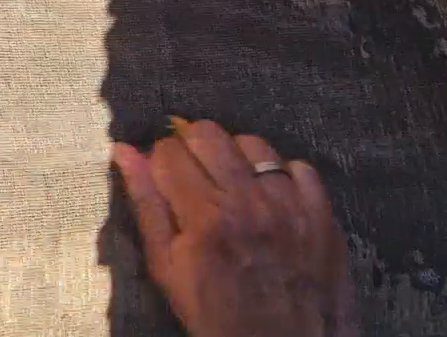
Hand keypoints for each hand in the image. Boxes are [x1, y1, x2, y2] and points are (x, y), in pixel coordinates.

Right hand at [112, 118, 356, 336]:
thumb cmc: (215, 313)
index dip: (159, 161)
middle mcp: (248, 203)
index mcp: (205, 216)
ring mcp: (291, 209)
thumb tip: (123, 150)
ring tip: (233, 185)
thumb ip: (145, 203)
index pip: (167, 150)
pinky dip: (282, 176)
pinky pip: (300, 168)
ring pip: (252, 143)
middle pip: (207, 133)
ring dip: (236, 157)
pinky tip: (270, 198)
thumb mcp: (166, 267)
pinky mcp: (324, 219)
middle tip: (194, 176)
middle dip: (191, 147)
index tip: (164, 179)